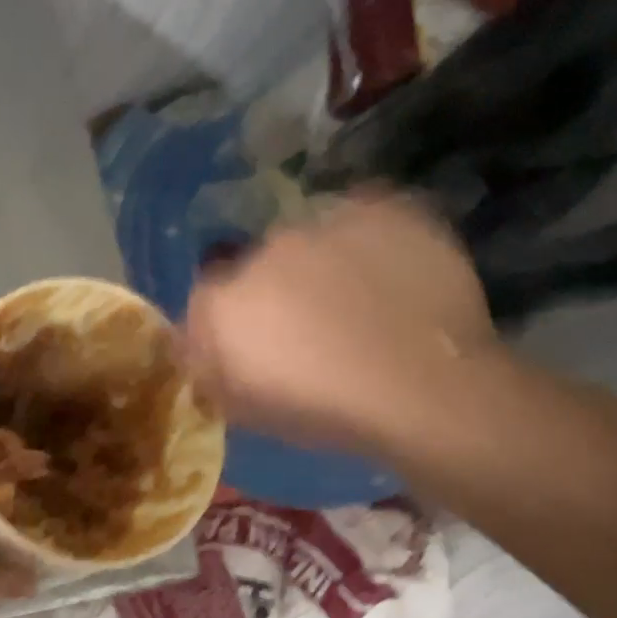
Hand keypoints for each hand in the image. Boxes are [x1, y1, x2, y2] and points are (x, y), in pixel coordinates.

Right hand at [185, 193, 500, 453]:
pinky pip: (363, 215)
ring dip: (318, 259)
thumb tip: (195, 341)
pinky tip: (383, 269)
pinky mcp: (381, 207)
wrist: (421, 387)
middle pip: (257, 259)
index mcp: (220, 301)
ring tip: (352, 294)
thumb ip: (206, 363)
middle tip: (304, 318)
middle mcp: (262, 251)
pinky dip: (366, 238)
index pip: (207, 292)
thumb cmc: (319, 410)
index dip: (229, 313)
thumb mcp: (239, 406)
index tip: (250, 336)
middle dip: (272, 283)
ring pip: (310, 235)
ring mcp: (323, 223)